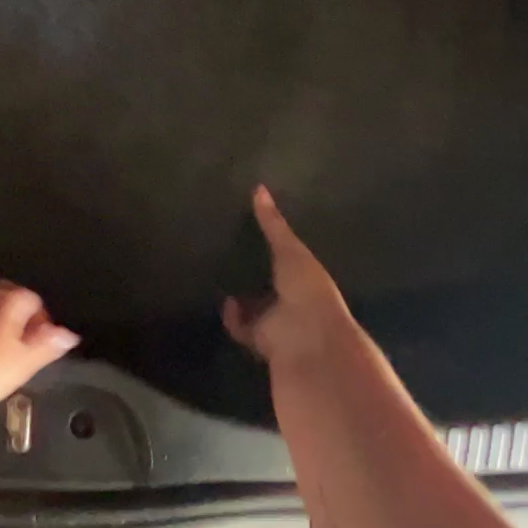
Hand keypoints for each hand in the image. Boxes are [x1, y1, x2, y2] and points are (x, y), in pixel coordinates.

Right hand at [223, 185, 355, 366]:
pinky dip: (231, 316)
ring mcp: (276, 323)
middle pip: (271, 287)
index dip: (277, 251)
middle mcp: (292, 302)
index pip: (290, 263)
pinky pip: (240, 326)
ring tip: (219, 274)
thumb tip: (259, 188)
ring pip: (254, 308)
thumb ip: (273, 224)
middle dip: (254, 275)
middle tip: (229, 253)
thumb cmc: (308, 289)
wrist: (307, 338)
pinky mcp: (258, 339)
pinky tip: (226, 300)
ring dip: (240, 296)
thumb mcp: (290, 250)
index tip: (257, 235)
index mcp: (307, 280)